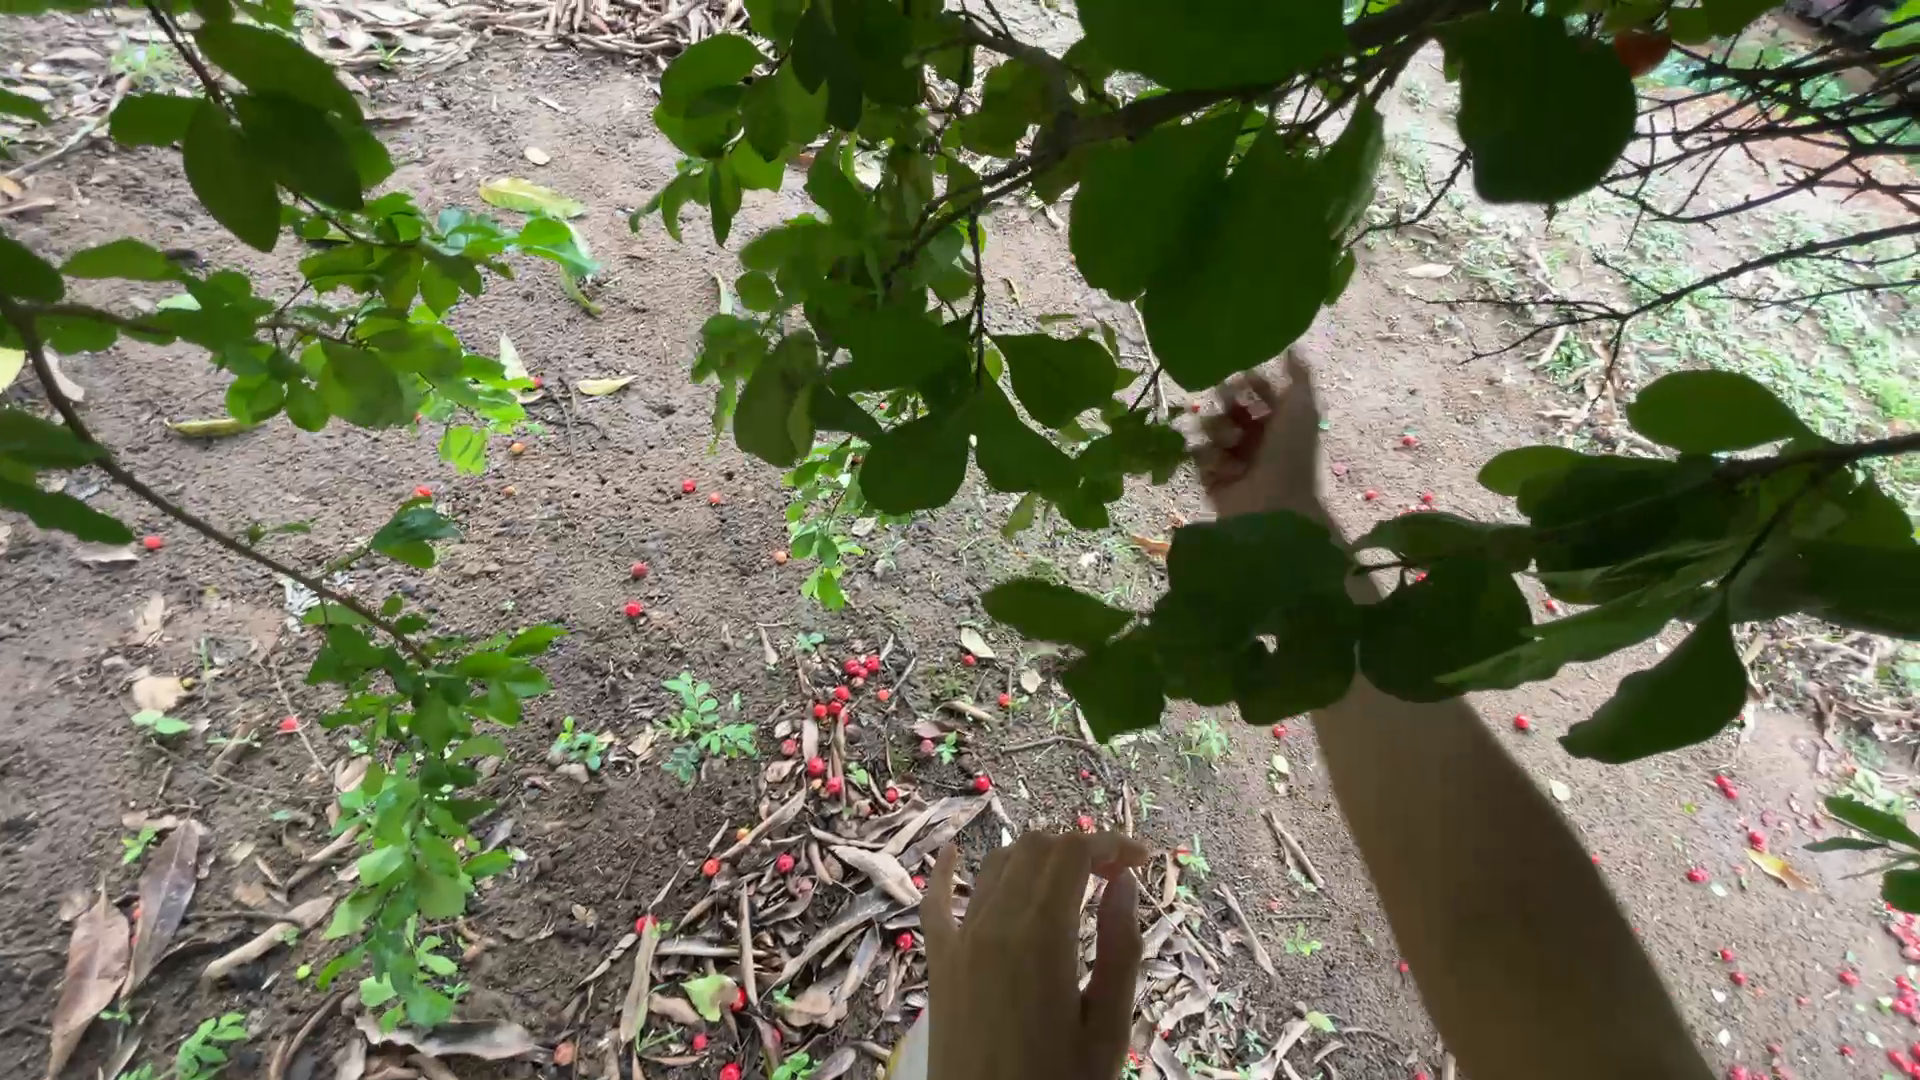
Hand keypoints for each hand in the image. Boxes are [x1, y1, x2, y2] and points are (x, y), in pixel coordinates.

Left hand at [921, 833, 1148, 1079]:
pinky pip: (936, 900)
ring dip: (1035, 856)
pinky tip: (954, 853)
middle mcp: (994, 921)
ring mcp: (960, 938)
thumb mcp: (1108, 1029)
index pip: (1073, 852)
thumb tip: (1123, 881)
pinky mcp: (939, 960)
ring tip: (1068, 879)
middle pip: (1036, 847)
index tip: (1141, 860)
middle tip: (1112, 876)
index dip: (1110, 844)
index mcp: (1040, 935)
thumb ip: (1120, 947)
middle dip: (1078, 848)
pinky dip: (947, 871)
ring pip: (997, 863)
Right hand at [1193, 350, 1324, 521]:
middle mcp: (1254, 437)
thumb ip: (1297, 375)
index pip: (1255, 392)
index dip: (1246, 383)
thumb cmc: (1290, 453)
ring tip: (1229, 443)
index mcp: (1278, 420)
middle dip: (1226, 406)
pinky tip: (1221, 466)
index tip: (1237, 378)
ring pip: (1210, 430)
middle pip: (1228, 408)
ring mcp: (1231, 458)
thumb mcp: (1302, 407)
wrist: (1274, 504)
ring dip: (1217, 432)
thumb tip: (1291, 346)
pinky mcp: (1211, 477)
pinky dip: (1208, 458)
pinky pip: (1198, 456)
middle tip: (1229, 410)